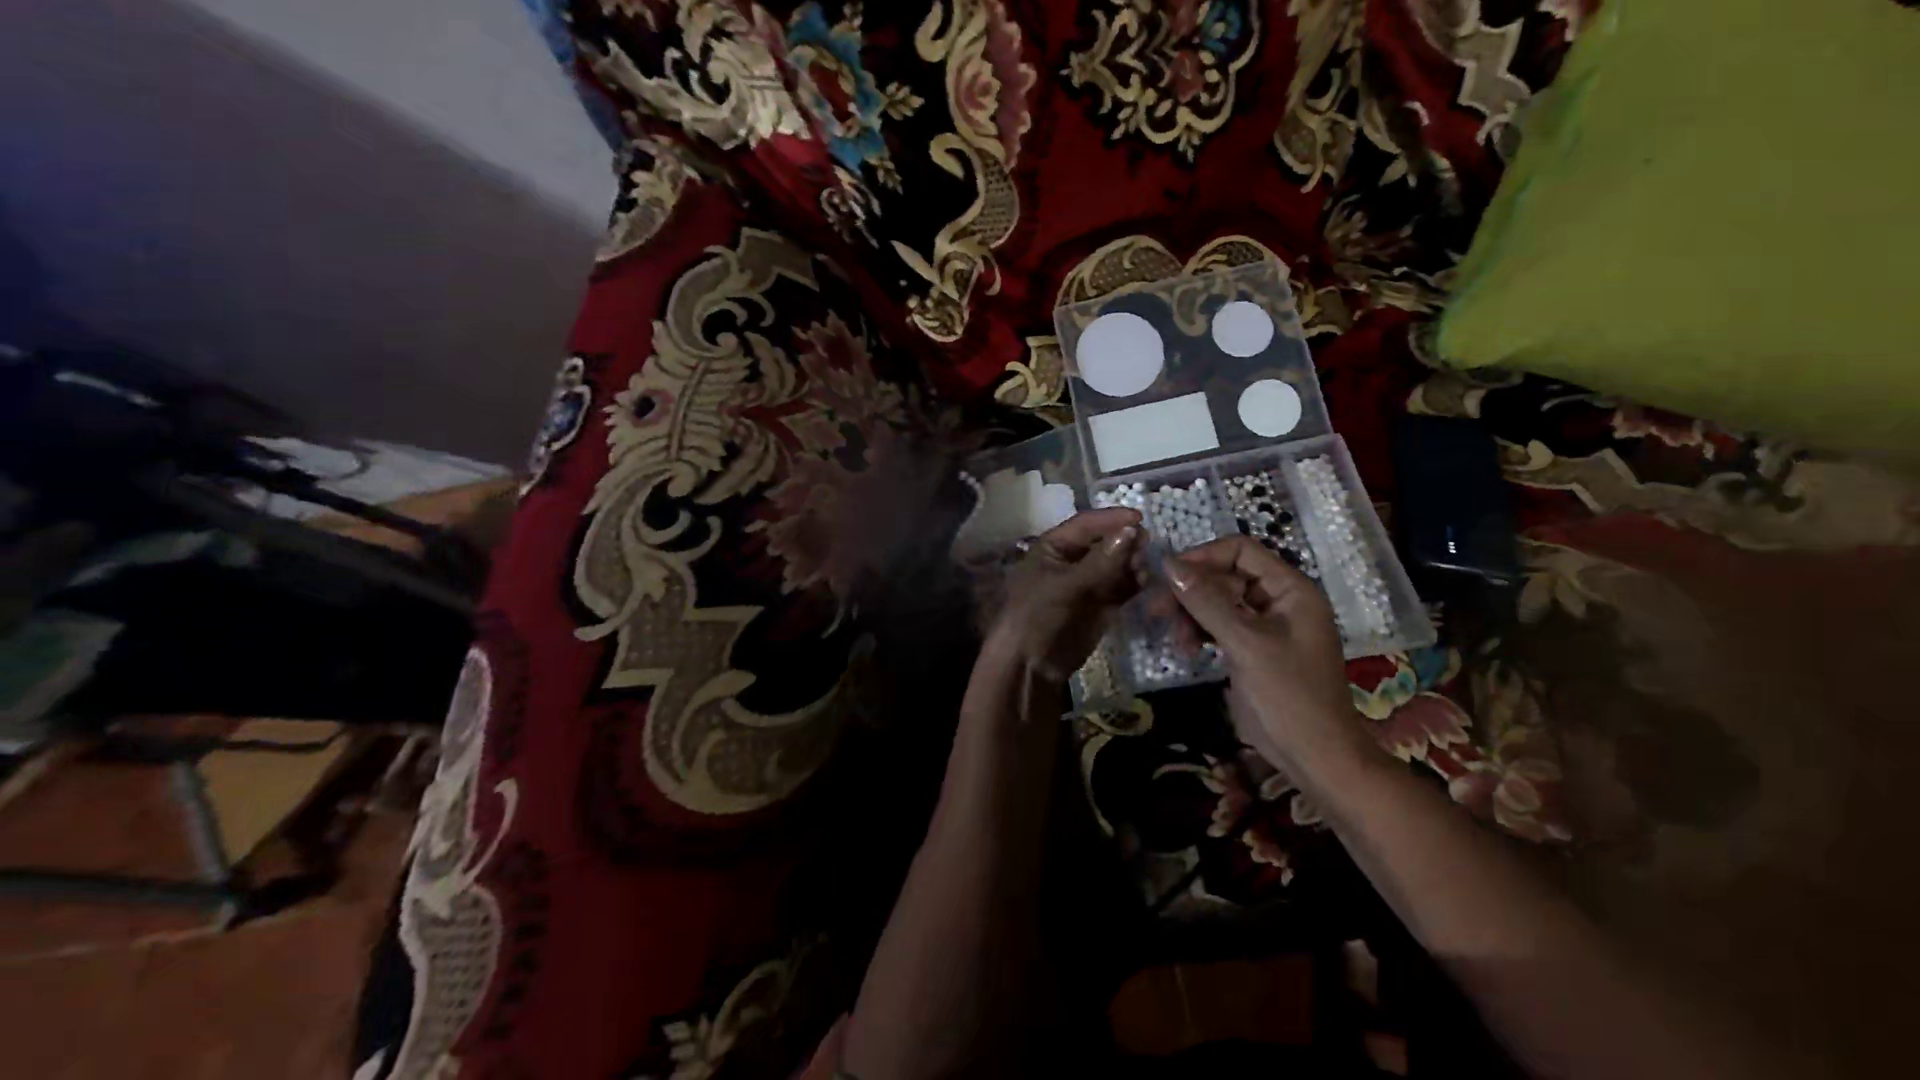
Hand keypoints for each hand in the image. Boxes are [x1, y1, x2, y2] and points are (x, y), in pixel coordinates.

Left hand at [982, 508, 1142, 682]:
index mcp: (1054, 547)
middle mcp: (1073, 560)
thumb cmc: (1037, 615)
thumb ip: (1100, 561)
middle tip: (1147, 545)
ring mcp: (1089, 581)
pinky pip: (1124, 585)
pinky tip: (1146, 582)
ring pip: (1118, 563)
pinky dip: (1136, 582)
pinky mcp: (1103, 603)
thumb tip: (1132, 531)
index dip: (1111, 519)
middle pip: (1105, 542)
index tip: (1139, 518)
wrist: (1031, 663)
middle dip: (1125, 541)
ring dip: (1133, 562)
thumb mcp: (1066, 585)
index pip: (1086, 524)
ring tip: (1144, 568)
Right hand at [1158, 536, 1379, 781]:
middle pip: (1224, 577)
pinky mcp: (1251, 649)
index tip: (1168, 575)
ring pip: (1216, 602)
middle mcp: (1278, 601)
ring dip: (1191, 615)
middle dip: (1190, 592)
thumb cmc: (1289, 694)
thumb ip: (1207, 601)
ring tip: (1176, 641)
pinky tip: (1186, 650)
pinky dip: (1199, 633)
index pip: (1241, 551)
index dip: (1203, 557)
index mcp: (1291, 589)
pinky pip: (1218, 627)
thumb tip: (1168, 564)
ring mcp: (1264, 626)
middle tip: (1157, 611)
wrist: (1314, 755)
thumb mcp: (1245, 643)